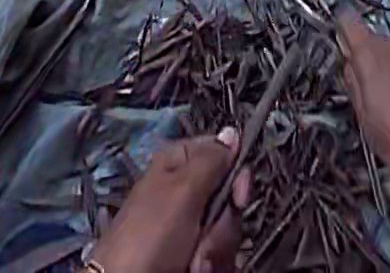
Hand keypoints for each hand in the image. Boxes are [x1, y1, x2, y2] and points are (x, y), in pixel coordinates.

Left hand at [91, 127, 252, 272]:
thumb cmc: (151, 233)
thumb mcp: (182, 189)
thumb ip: (211, 160)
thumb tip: (232, 131)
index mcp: (180, 164)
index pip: (222, 154)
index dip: (236, 173)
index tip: (238, 194)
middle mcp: (188, 192)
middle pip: (230, 198)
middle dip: (223, 224)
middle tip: (204, 238)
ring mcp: (192, 227)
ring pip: (228, 232)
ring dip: (216, 250)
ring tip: (194, 262)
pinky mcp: (195, 256)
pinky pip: (221, 257)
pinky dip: (212, 266)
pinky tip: (195, 270)